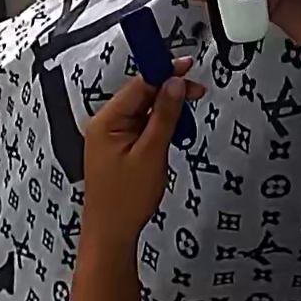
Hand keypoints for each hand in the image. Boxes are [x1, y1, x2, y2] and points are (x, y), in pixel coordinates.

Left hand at [81, 58, 205, 255]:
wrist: (112, 235)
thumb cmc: (124, 201)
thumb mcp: (152, 153)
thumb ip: (165, 115)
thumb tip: (174, 85)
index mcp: (106, 121)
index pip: (139, 84)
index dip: (164, 72)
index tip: (185, 65)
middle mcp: (105, 124)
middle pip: (142, 94)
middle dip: (170, 92)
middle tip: (196, 91)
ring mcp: (111, 136)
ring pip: (144, 109)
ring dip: (167, 110)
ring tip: (185, 120)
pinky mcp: (120, 146)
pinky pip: (143, 124)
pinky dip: (161, 125)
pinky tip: (173, 132)